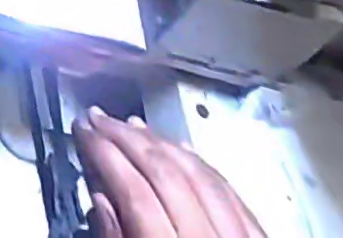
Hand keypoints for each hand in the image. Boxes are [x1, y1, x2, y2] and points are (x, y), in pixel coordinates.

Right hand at [72, 108, 266, 237]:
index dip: (104, 155)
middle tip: (96, 116)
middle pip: (165, 172)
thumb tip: (101, 198)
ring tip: (128, 123)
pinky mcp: (261, 235)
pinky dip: (195, 159)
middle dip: (125, 137)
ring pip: (196, 169)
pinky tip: (175, 145)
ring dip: (158, 140)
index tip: (82, 130)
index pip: (135, 193)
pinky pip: (225, 185)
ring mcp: (241, 236)